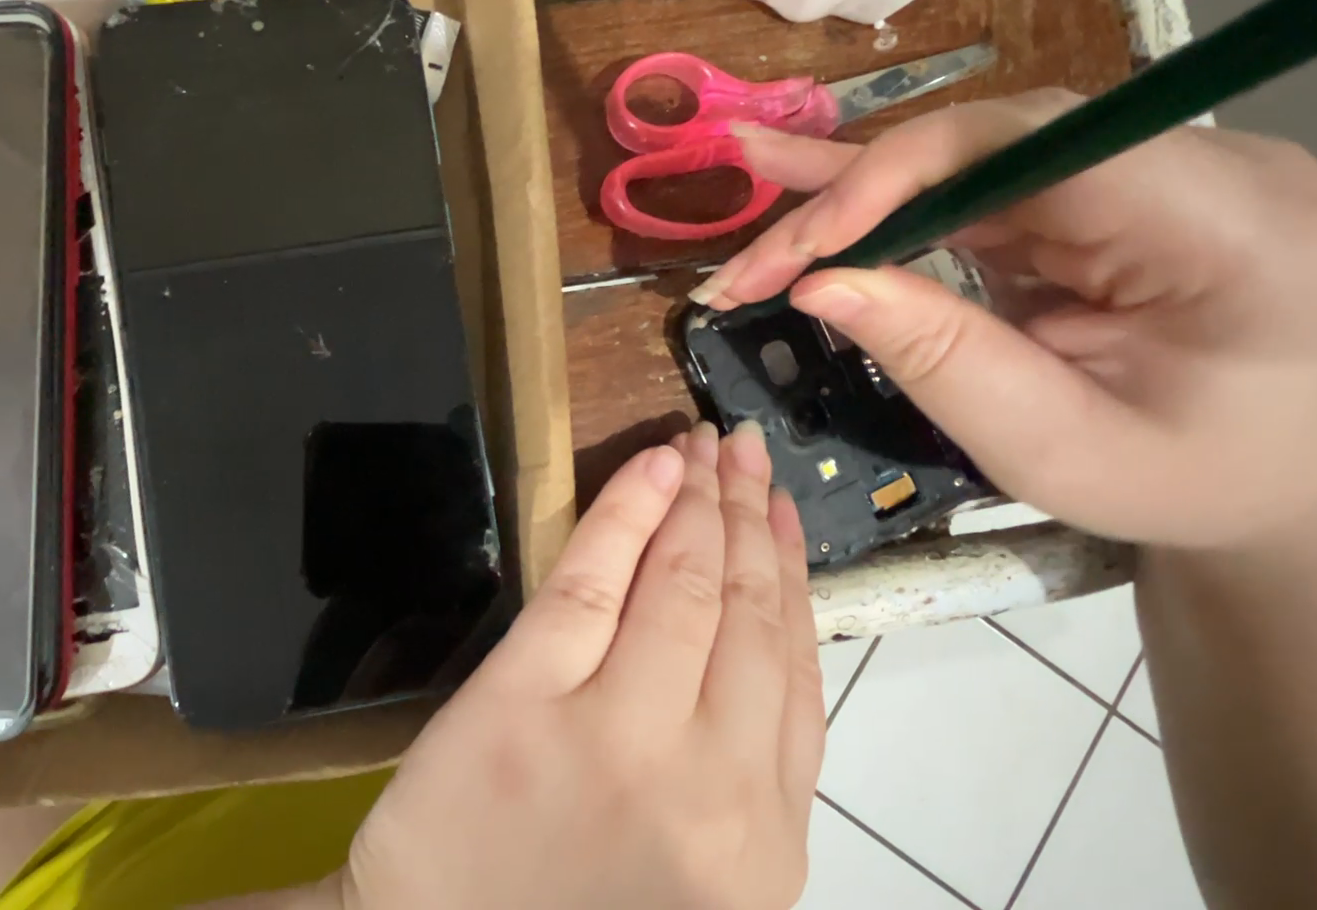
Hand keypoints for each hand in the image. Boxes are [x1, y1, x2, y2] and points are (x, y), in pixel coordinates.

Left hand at [333, 422, 823, 909]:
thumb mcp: (700, 870)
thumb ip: (741, 773)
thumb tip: (763, 637)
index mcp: (763, 837)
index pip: (793, 672)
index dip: (790, 575)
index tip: (782, 513)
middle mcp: (708, 783)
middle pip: (744, 615)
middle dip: (749, 517)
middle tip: (748, 451)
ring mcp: (614, 736)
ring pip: (680, 589)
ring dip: (700, 503)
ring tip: (710, 448)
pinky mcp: (523, 699)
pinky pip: (590, 584)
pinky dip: (626, 515)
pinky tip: (654, 470)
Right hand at [687, 90, 1316, 551]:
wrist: (1287, 475)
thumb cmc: (1187, 480)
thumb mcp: (1056, 446)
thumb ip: (942, 359)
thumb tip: (820, 284)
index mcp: (1224, 228)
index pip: (1037, 150)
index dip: (899, 179)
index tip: (803, 253)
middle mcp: (1190, 167)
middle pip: (983, 146)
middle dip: (850, 203)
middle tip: (750, 270)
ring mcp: (1140, 172)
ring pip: (963, 157)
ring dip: (848, 196)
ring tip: (753, 178)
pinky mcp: (1094, 194)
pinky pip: (971, 183)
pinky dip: (884, 200)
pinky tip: (808, 178)